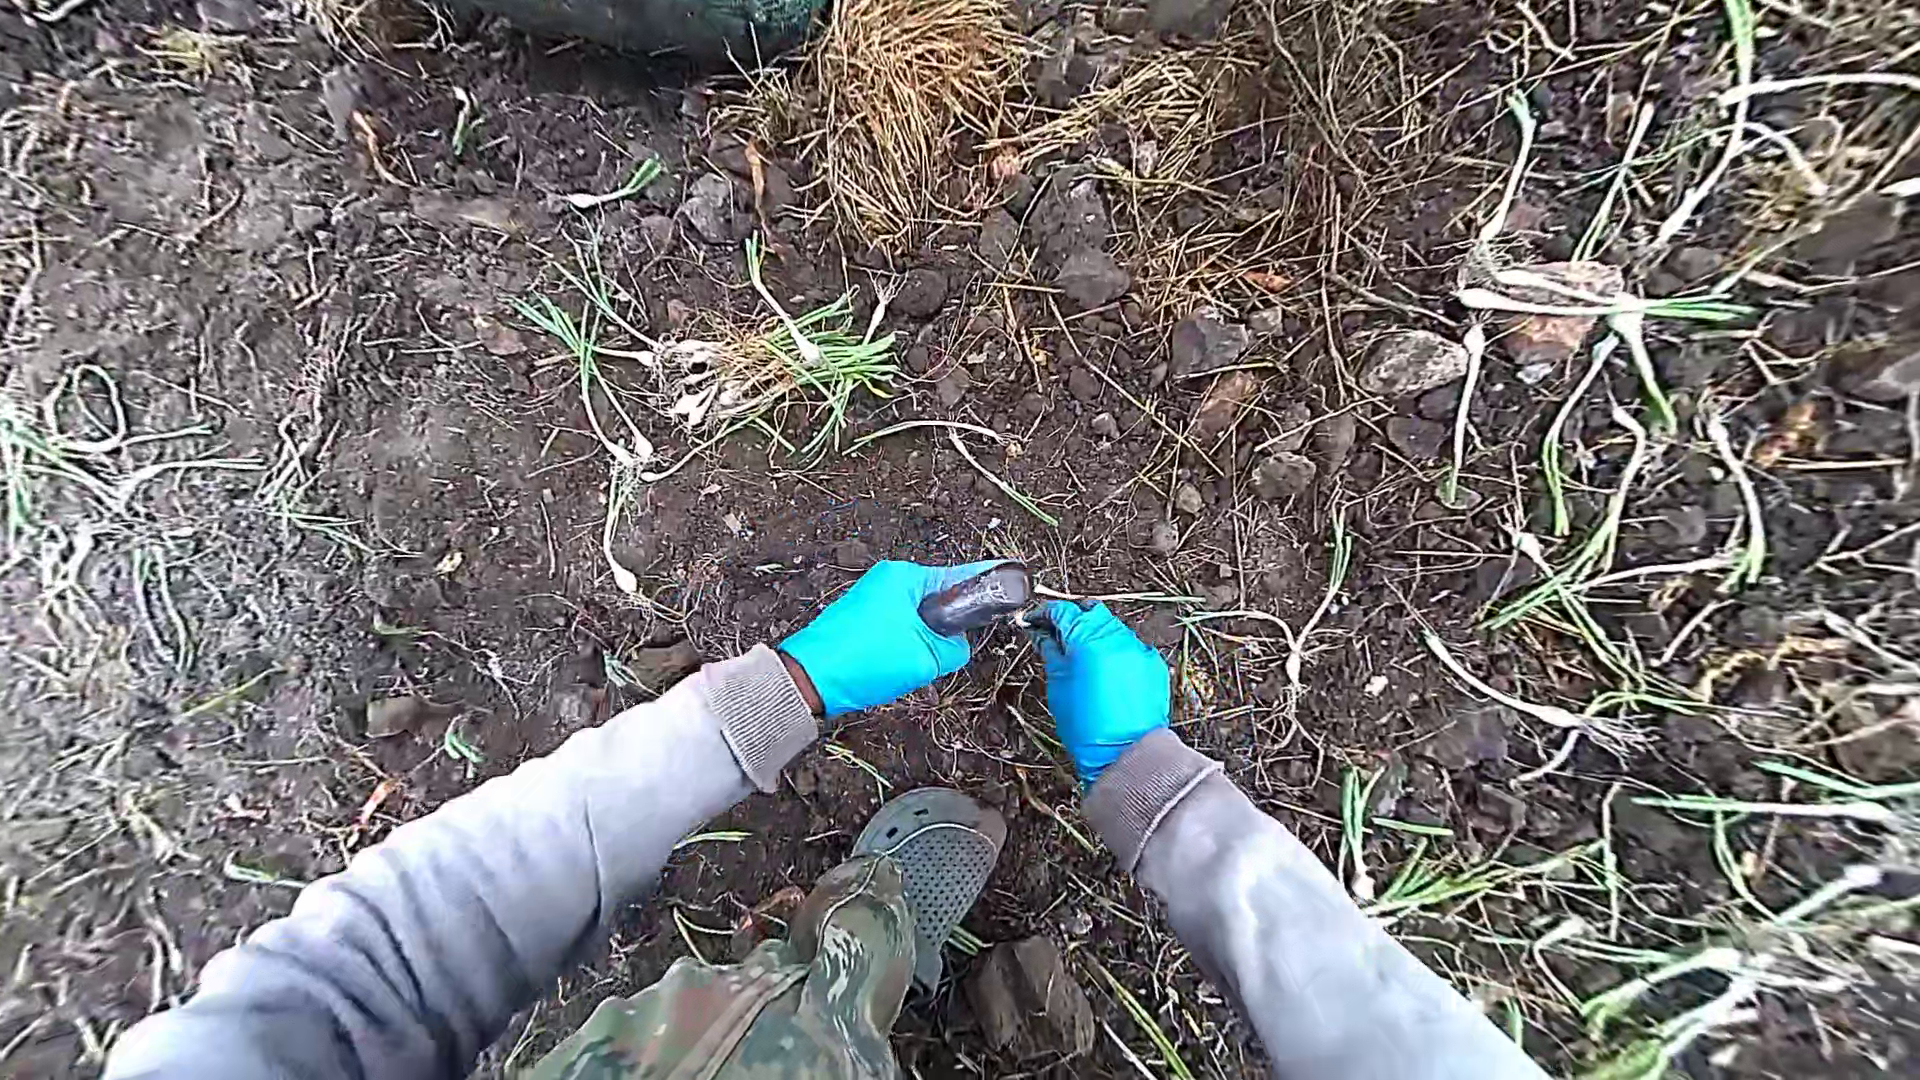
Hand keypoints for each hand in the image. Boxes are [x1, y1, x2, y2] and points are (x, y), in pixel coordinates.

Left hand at [781, 560, 1007, 717]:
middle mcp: (889, 578)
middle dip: (948, 624)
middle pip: (940, 597)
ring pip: (920, 614)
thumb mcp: (926, 658)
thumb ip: (956, 647)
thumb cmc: (864, 661)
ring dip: (926, 637)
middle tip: (948, 650)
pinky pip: (901, 622)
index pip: (961, 575)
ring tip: (914, 661)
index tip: (1013, 582)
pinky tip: (899, 662)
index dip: (988, 582)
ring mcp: (874, 594)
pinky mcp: (864, 614)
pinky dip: (908, 640)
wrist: (809, 680)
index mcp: (906, 576)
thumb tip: (959, 644)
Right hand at [1036, 601, 1169, 785]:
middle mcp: (1116, 635)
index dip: (1044, 614)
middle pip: (1089, 610)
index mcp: (1087, 637)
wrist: (1126, 754)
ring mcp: (1137, 647)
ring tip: (1081, 654)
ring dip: (1094, 632)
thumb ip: (1049, 650)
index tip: (1035, 622)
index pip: (1062, 610)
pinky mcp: (1153, 662)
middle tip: (1057, 634)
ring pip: (1111, 625)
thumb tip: (1039, 632)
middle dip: (1072, 618)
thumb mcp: (1058, 683)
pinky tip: (1105, 669)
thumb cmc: (1087, 725)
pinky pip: (1130, 644)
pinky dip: (1115, 649)